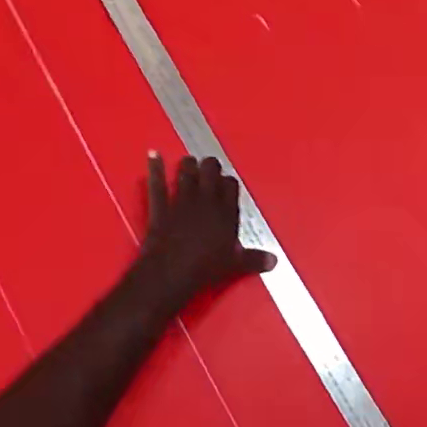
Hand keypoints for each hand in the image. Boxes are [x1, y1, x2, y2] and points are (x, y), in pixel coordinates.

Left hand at [137, 154, 276, 305]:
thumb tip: (273, 261)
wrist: (172, 271)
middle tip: (209, 167)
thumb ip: (254, 259)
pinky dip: (155, 168)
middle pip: (209, 171)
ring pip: (186, 173)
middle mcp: (204, 201)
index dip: (229, 182)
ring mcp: (181, 202)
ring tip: (189, 161)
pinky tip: (153, 155)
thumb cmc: (206, 267)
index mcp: (225, 212)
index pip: (231, 186)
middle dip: (210, 166)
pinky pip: (157, 184)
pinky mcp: (161, 208)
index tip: (227, 183)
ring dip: (188, 165)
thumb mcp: (235, 265)